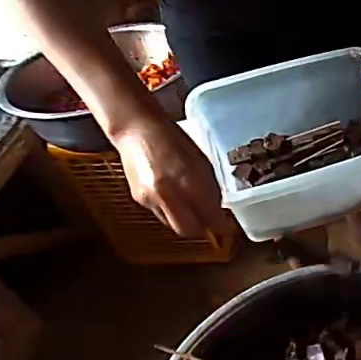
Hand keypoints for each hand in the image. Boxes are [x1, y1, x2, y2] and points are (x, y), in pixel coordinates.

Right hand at [110, 117, 228, 238]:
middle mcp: (168, 194)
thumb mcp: (199, 160)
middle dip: (201, 229)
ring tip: (190, 206)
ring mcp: (151, 199)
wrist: (135, 128)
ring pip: (173, 225)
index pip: (209, 216)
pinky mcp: (139, 200)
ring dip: (185, 221)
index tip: (225, 228)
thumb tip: (216, 209)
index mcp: (188, 180)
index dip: (219, 225)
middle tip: (209, 222)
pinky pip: (160, 214)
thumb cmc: (171, 138)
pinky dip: (170, 211)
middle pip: (189, 230)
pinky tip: (172, 195)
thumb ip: (209, 187)